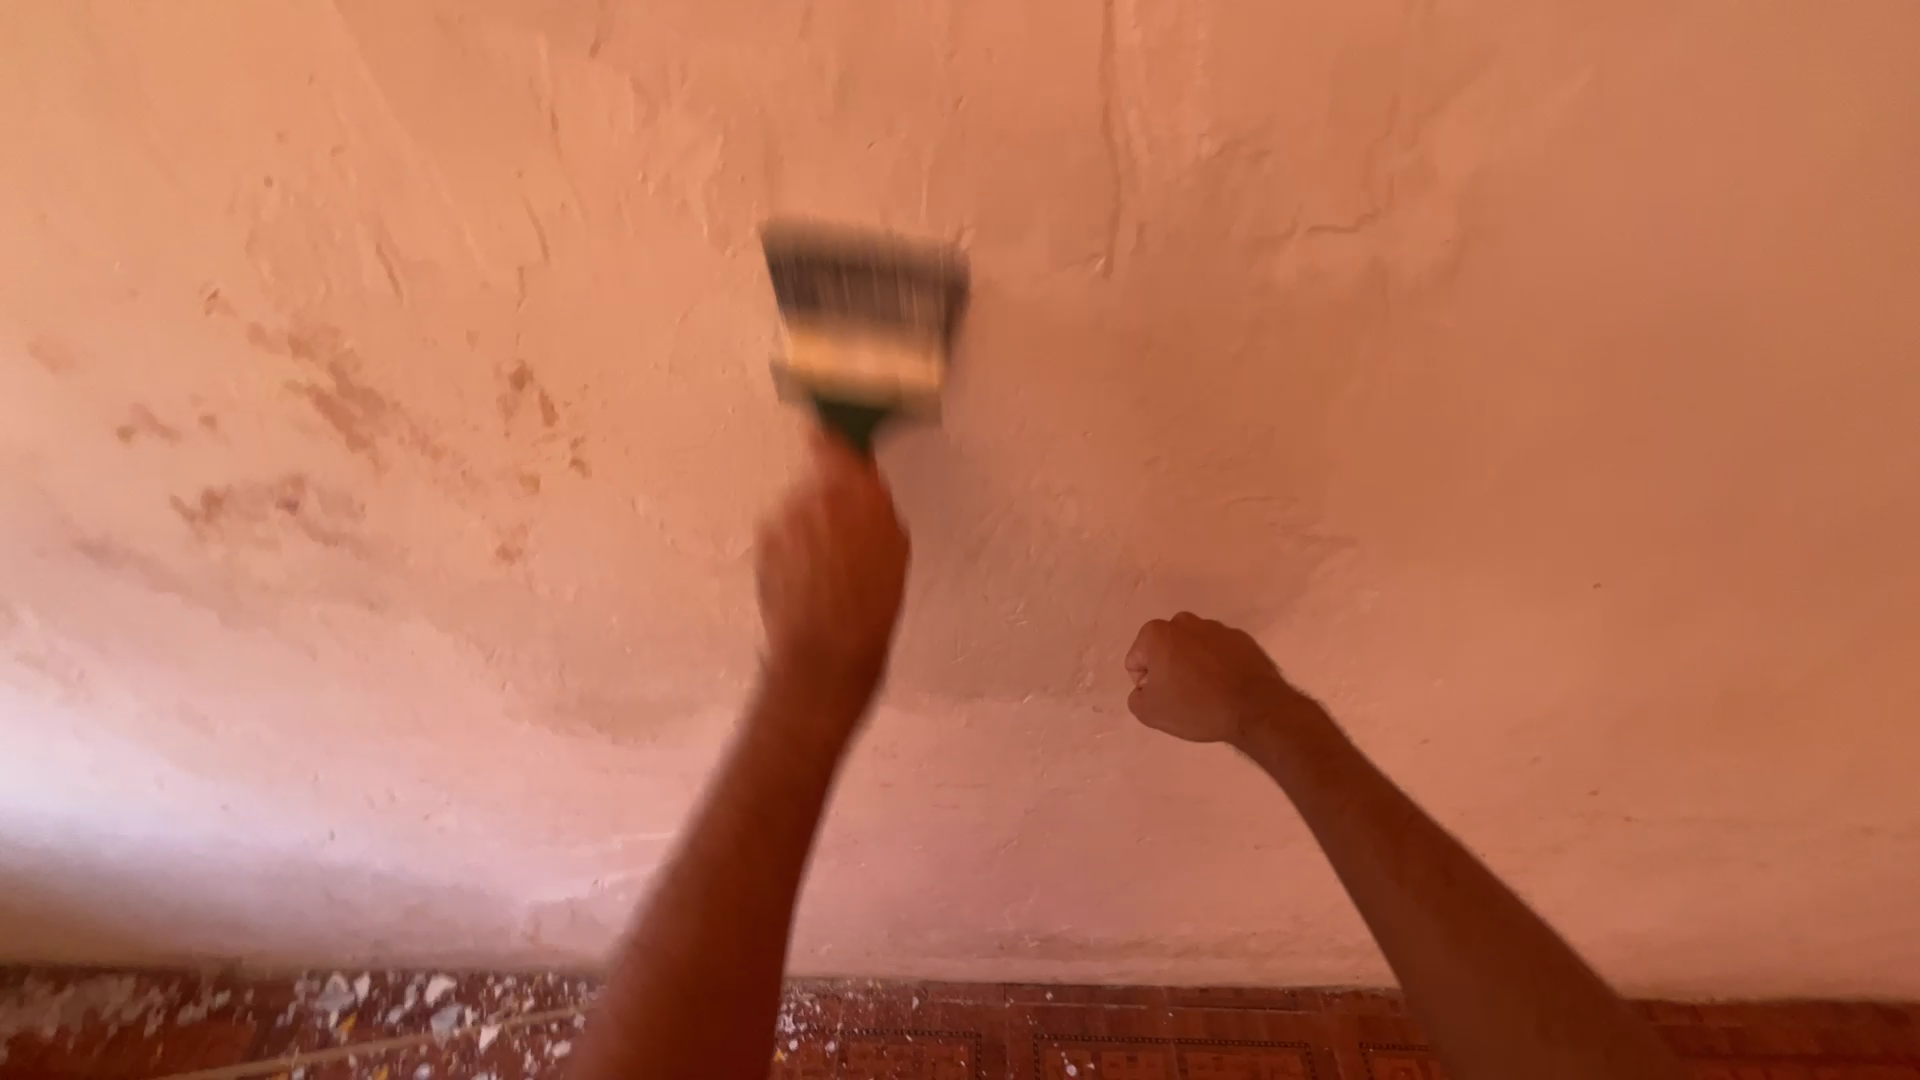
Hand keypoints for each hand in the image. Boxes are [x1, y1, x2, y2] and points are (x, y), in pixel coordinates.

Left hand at [756, 429, 909, 696]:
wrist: (826, 650)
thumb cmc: (872, 606)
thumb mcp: (896, 547)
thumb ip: (876, 505)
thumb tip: (866, 487)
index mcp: (854, 490)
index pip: (834, 438)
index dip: (836, 435)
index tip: (840, 432)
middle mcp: (812, 495)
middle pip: (818, 476)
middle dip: (831, 494)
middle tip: (849, 529)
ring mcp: (782, 518)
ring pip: (800, 506)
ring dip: (812, 523)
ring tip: (830, 564)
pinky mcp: (764, 542)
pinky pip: (784, 531)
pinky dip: (795, 545)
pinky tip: (810, 575)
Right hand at [1124, 612, 1312, 744]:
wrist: (1255, 708)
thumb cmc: (1195, 706)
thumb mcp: (1149, 712)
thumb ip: (1136, 697)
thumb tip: (1146, 690)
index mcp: (1156, 634)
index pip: (1137, 661)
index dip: (1146, 685)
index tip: (1166, 699)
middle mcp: (1184, 622)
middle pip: (1165, 650)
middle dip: (1169, 670)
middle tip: (1183, 697)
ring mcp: (1216, 628)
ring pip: (1193, 650)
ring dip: (1194, 667)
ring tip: (1207, 694)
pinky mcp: (1241, 639)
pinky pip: (1219, 653)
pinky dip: (1218, 667)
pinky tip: (1226, 688)